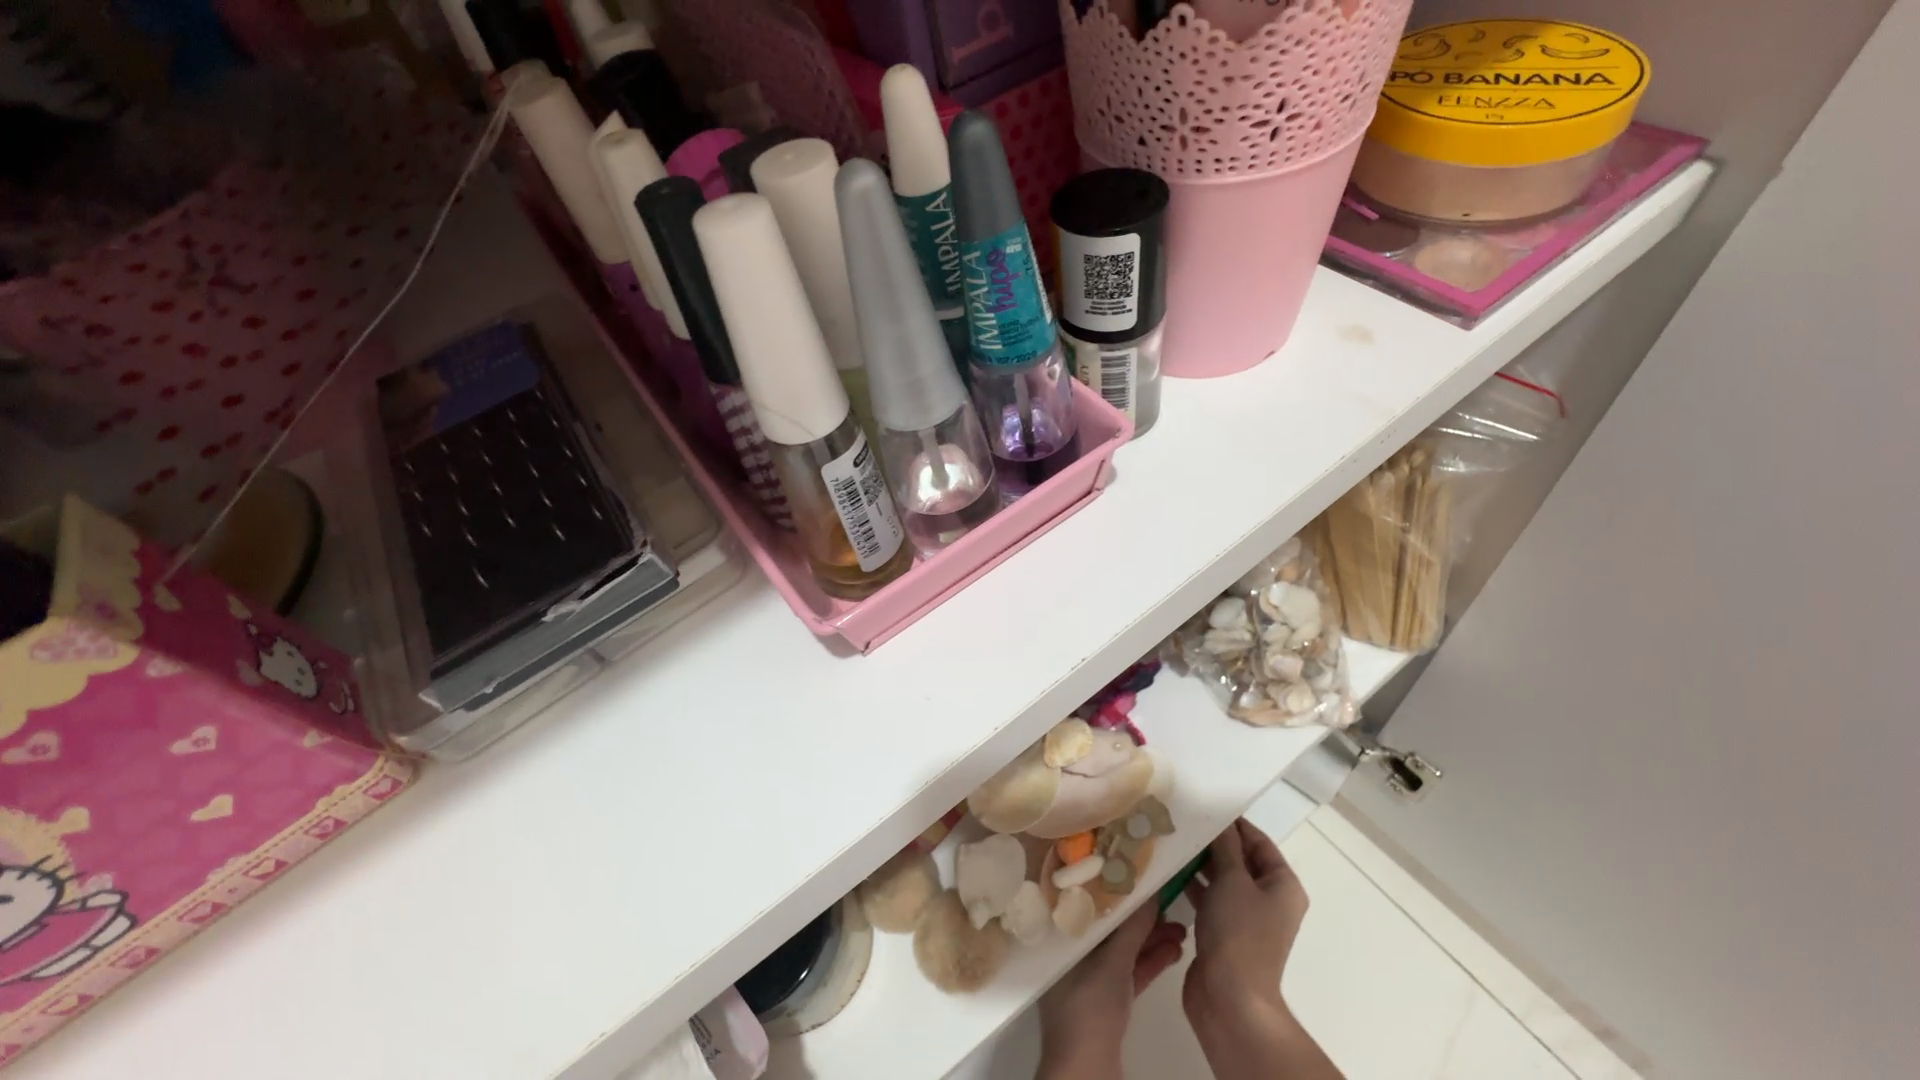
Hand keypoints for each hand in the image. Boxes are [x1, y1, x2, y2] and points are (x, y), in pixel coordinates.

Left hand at [1037, 902, 1186, 1076]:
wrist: (1087, 1069)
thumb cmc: (1091, 1006)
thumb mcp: (1113, 961)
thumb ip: (1132, 927)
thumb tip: (1151, 891)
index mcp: (1061, 938)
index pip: (1088, 903)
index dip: (1116, 889)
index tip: (1142, 876)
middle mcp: (1071, 954)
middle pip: (1110, 927)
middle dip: (1142, 917)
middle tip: (1170, 903)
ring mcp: (1088, 979)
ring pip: (1122, 950)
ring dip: (1151, 939)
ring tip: (1182, 928)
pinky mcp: (1105, 1001)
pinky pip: (1128, 972)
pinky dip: (1149, 962)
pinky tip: (1175, 951)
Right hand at [1182, 819, 1308, 1028]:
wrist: (1230, 998)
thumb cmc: (1238, 933)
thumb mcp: (1231, 880)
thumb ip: (1224, 847)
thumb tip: (1219, 821)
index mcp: (1283, 885)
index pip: (1258, 841)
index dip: (1233, 823)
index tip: (1202, 807)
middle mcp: (1269, 900)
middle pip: (1240, 860)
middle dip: (1212, 843)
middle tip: (1179, 823)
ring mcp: (1246, 919)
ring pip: (1222, 881)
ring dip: (1199, 865)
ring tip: (1169, 843)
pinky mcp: (1224, 934)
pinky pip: (1210, 901)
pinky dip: (1193, 888)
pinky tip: (1167, 874)